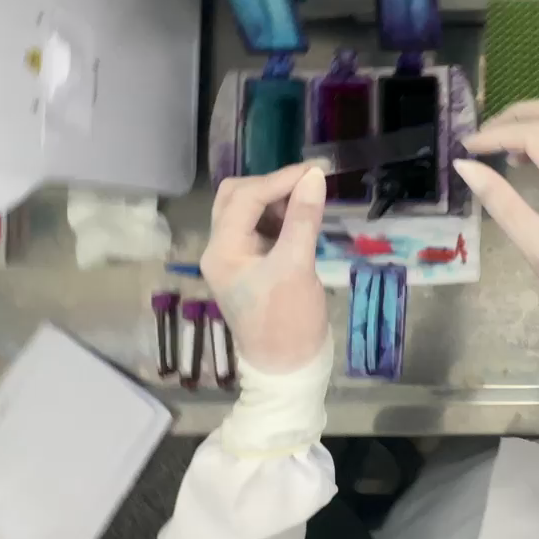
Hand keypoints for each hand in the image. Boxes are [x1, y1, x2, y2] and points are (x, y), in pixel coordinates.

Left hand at [200, 163, 329, 374]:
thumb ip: (303, 218)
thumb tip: (314, 176)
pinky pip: (262, 226)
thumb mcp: (297, 267)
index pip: (245, 197)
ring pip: (249, 210)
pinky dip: (281, 215)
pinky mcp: (255, 264)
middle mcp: (222, 249)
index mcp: (222, 250)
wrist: (289, 367)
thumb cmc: (288, 321)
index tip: (317, 172)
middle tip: (309, 185)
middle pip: (237, 197)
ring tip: (309, 201)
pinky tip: (303, 218)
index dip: (280, 179)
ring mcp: (238, 257)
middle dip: (273, 185)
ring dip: (277, 199)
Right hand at [453, 100, 538, 328]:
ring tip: (507, 145)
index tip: (466, 148)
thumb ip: (498, 200)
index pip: (531, 134)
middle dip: (518, 115)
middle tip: (487, 135)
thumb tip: (465, 167)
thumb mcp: (532, 242)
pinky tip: (532, 160)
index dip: (495, 135)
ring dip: (538, 121)